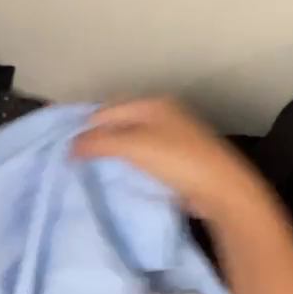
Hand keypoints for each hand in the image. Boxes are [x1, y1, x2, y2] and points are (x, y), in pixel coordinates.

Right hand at [73, 97, 277, 222]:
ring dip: (115, 153)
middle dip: (100, 139)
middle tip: (79, 160)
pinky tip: (123, 176)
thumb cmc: (178, 160)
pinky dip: (131, 163)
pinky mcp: (180, 158)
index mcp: (153, 103)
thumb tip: (70, 146)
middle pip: (119, 123)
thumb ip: (98, 143)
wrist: (223, 190)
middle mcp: (164, 113)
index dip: (87, 128)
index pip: (107, 110)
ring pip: (132, 140)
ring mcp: (174, 135)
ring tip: (97, 169)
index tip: (69, 149)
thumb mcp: (133, 147)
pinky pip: (145, 156)